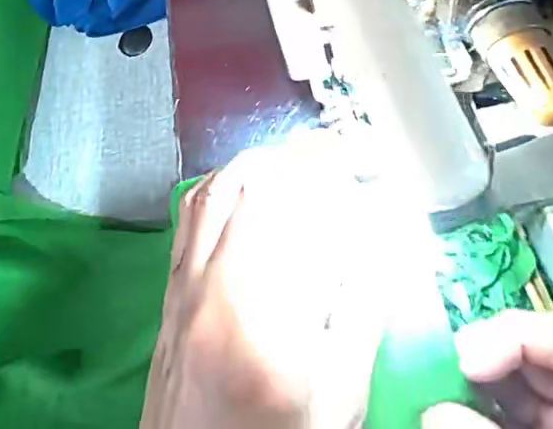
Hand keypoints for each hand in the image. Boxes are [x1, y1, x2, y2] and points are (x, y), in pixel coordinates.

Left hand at [141, 144, 384, 428]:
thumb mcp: (337, 399)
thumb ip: (363, 315)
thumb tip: (383, 244)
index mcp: (263, 321)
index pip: (307, 218)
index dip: (342, 182)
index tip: (368, 168)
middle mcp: (213, 291)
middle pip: (257, 190)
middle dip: (305, 160)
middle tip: (340, 153)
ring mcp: (184, 288)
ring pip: (217, 191)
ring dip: (261, 162)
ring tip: (297, 157)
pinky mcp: (169, 295)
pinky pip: (189, 216)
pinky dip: (222, 183)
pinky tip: (245, 183)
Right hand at [421, 310, 552, 428]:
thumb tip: (435, 411)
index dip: (511, 338)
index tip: (461, 363)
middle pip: (537, 358)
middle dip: (483, 359)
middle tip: (434, 376)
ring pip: (517, 388)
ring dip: (474, 388)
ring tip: (436, 395)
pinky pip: (513, 419)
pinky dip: (480, 416)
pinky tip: (454, 415)